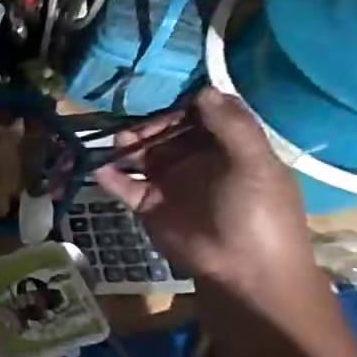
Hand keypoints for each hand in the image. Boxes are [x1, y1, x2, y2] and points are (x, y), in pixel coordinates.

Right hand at [93, 87, 313, 292]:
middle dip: (146, 128)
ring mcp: (170, 182)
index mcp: (229, 146)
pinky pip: (124, 185)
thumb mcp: (253, 164)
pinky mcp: (148, 204)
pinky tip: (99, 171)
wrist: (242, 267)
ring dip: (124, 148)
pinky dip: (109, 177)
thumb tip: (203, 89)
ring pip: (140, 156)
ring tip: (114, 148)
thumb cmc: (257, 212)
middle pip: (164, 133)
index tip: (163, 105)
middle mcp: (197, 159)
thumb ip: (231, 126)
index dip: (181, 106)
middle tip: (132, 133)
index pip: (200, 115)